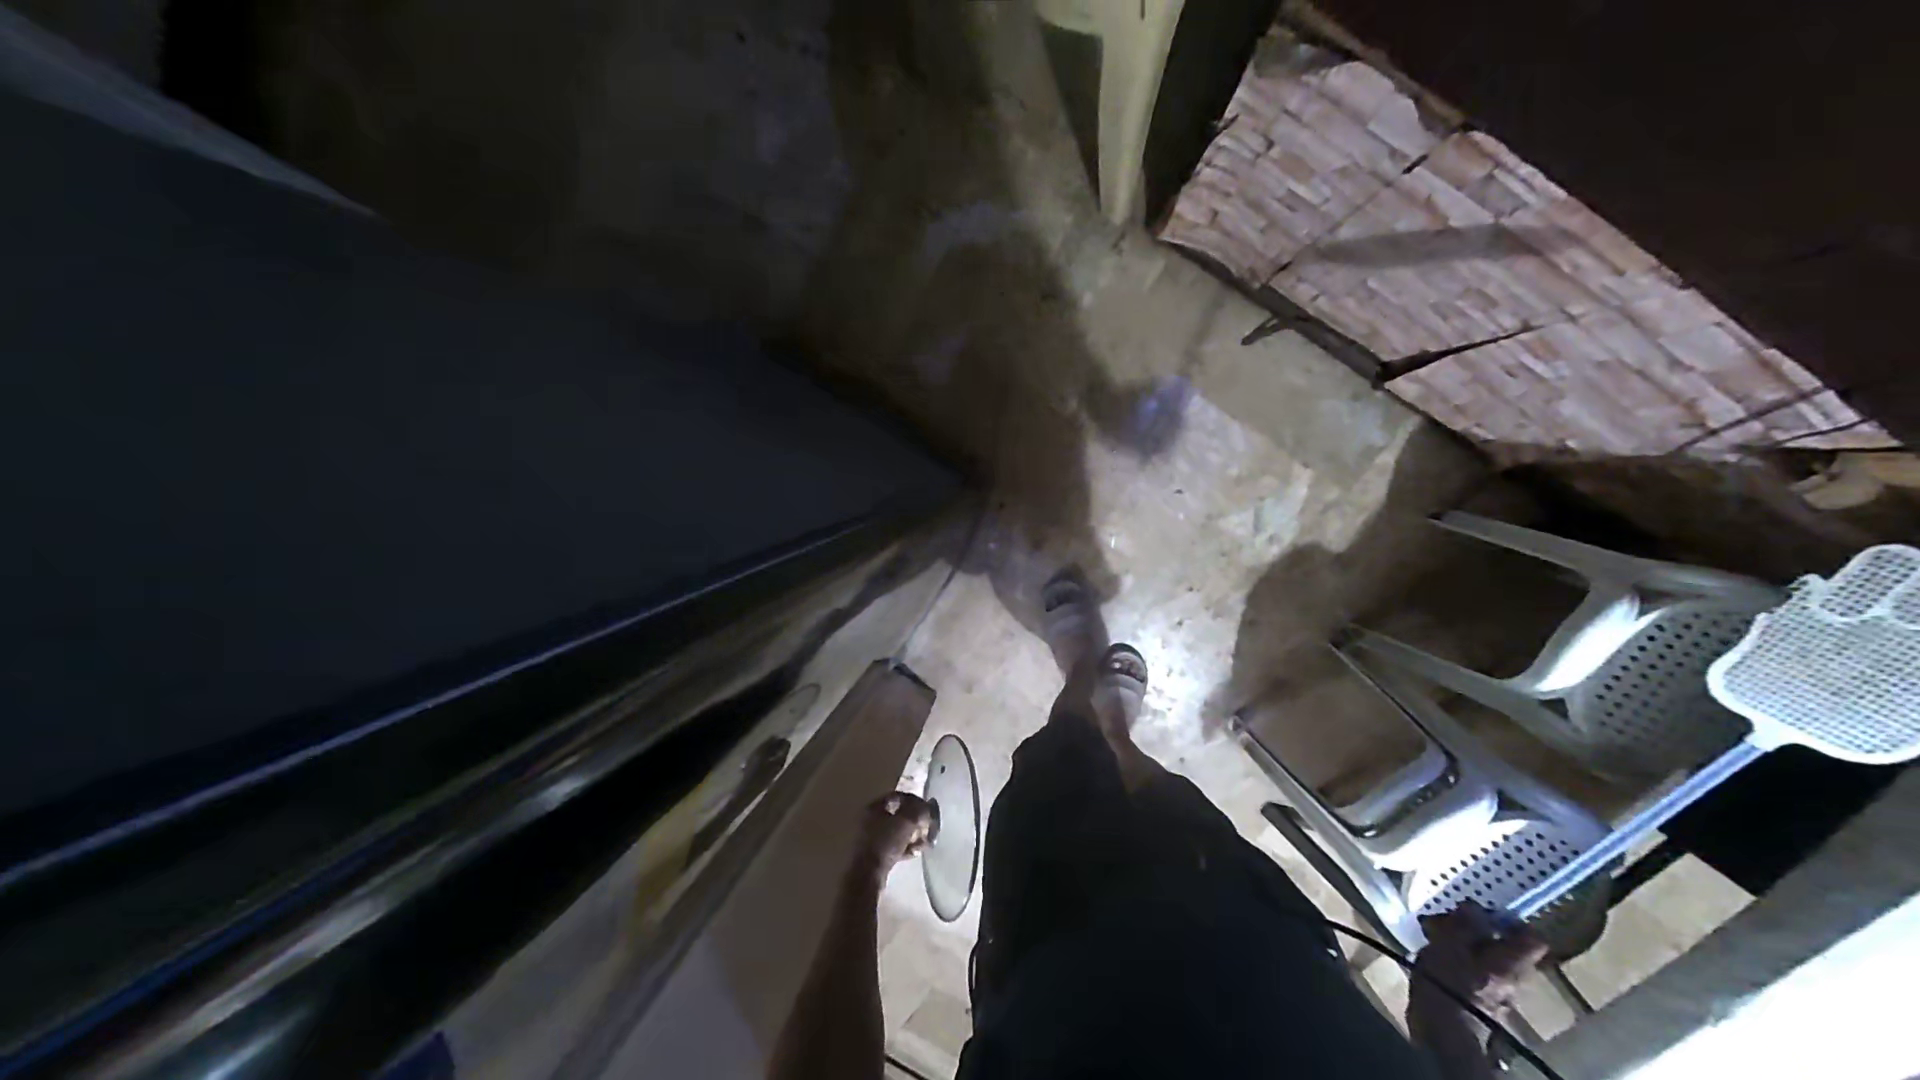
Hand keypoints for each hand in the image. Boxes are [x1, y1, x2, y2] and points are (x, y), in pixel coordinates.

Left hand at [850, 791, 932, 887]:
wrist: (868, 875)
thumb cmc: (885, 843)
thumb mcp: (906, 822)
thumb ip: (920, 810)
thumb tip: (930, 805)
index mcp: (874, 807)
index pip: (899, 797)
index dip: (916, 802)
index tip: (928, 811)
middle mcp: (871, 819)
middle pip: (900, 815)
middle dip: (917, 822)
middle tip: (928, 830)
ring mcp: (872, 837)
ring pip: (899, 832)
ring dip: (914, 836)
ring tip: (924, 844)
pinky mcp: (876, 854)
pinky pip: (895, 846)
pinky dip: (906, 848)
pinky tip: (914, 853)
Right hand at [1414, 902, 1548, 1017]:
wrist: (1441, 1031)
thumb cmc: (1447, 981)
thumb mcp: (1450, 943)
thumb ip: (1465, 923)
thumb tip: (1475, 906)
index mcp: (1512, 963)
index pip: (1532, 938)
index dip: (1512, 921)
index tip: (1485, 909)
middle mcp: (1514, 980)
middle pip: (1506, 947)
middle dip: (1478, 930)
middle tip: (1448, 918)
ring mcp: (1499, 993)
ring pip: (1488, 958)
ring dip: (1465, 943)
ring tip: (1434, 933)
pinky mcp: (1481, 1002)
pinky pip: (1476, 972)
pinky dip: (1459, 959)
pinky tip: (1434, 954)